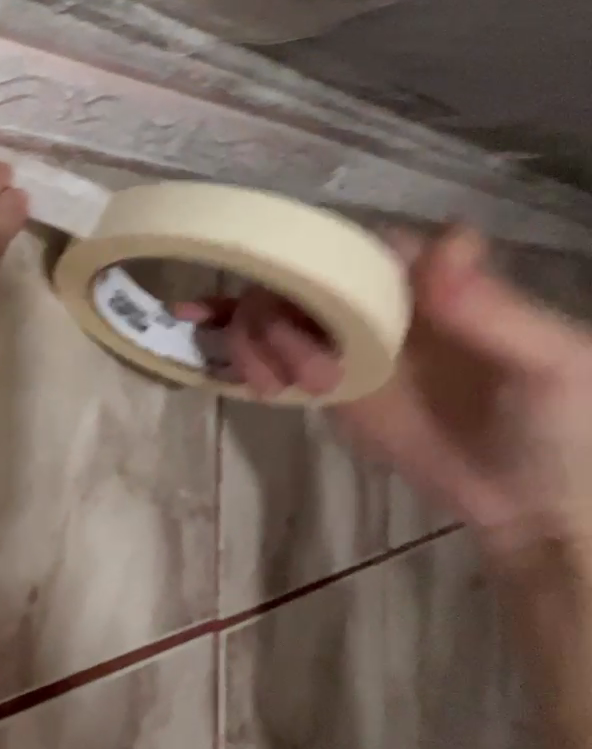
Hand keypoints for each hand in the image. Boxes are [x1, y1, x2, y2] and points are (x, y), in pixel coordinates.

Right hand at [180, 226, 591, 563]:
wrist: (529, 506)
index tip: (298, 286)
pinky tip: (192, 328)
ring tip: (286, 387)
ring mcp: (339, 337)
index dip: (316, 255)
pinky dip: (223, 336)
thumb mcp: (550, 365)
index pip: (354, 245)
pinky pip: (256, 345)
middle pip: (293, 276)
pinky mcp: (313, 373)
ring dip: (257, 343)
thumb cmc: (560, 430)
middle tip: (307, 371)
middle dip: (276, 315)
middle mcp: (374, 300)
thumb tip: (443, 241)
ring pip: (264, 311)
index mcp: (427, 285)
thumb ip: (496, 308)